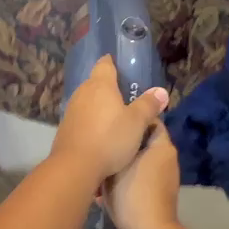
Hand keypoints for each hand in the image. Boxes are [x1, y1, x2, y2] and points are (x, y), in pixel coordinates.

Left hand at [52, 56, 168, 181]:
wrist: (75, 166)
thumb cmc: (110, 138)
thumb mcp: (137, 122)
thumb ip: (148, 105)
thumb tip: (162, 91)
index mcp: (100, 85)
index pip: (105, 64)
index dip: (113, 62)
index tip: (123, 67)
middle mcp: (83, 92)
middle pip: (96, 82)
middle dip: (109, 86)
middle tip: (127, 95)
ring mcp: (72, 109)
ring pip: (88, 100)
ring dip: (100, 104)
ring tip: (116, 114)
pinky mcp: (66, 127)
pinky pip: (82, 116)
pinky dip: (92, 119)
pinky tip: (101, 131)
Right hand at [106, 124, 182, 228]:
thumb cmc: (133, 192)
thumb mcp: (121, 162)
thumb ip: (119, 144)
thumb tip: (116, 133)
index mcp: (162, 147)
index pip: (150, 120)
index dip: (131, 117)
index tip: (111, 120)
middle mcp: (166, 160)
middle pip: (140, 144)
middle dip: (120, 146)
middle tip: (98, 145)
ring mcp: (160, 181)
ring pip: (134, 165)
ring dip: (117, 168)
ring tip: (96, 171)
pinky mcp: (153, 197)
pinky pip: (135, 183)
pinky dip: (121, 185)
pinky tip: (101, 193)